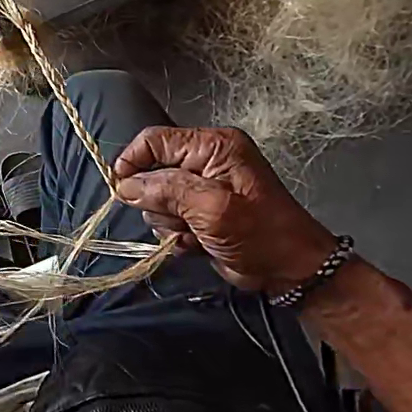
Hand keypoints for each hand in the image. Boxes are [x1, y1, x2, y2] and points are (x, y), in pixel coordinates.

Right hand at [112, 126, 337, 294]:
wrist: (289, 271)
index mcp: (212, 146)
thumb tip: (124, 186)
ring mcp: (200, 188)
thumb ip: (166, 190)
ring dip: (168, 222)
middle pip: (150, 172)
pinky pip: (165, 219)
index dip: (132, 162)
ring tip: (195, 232)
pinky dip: (175, 234)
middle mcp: (204, 161)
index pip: (153, 140)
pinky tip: (197, 241)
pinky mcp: (197, 212)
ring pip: (153, 200)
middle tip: (183, 219)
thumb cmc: (260, 234)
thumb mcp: (212, 206)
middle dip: (157, 201)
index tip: (122, 191)